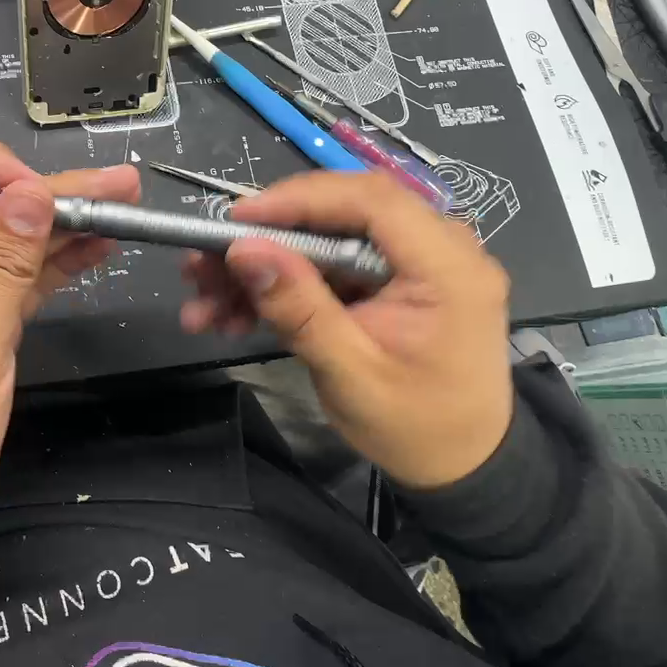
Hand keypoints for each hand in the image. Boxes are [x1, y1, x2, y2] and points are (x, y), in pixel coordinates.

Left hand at [0, 141, 138, 534]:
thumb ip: (2, 263)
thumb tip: (31, 189)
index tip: (39, 189)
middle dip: (56, 192)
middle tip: (124, 185)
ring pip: (16, 243)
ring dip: (67, 226)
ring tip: (126, 212)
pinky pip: (22, 281)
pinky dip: (58, 266)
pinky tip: (98, 252)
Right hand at [179, 171, 512, 488]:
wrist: (462, 468)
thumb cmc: (417, 429)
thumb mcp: (351, 374)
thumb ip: (299, 309)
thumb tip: (243, 251)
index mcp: (447, 268)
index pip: (371, 199)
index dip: (299, 198)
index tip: (236, 221)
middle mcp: (436, 248)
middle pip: (338, 212)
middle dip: (265, 237)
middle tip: (204, 263)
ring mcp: (411, 261)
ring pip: (322, 238)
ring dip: (261, 265)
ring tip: (204, 300)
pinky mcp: (387, 277)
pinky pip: (325, 264)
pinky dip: (279, 284)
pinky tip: (232, 314)